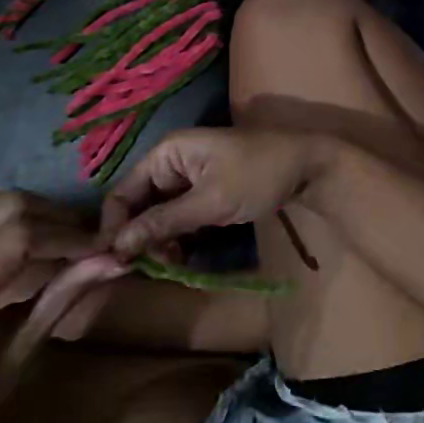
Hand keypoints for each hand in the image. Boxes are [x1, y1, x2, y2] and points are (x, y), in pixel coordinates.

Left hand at [0, 189, 123, 422]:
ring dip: (33, 209)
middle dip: (55, 218)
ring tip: (60, 237)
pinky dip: (4, 209)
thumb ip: (63, 299)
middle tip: (88, 243)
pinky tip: (24, 233)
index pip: (15, 240)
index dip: (65, 236)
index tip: (102, 249)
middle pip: (5, 210)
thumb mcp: (22, 356)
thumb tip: (116, 261)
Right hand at [101, 128, 325, 257]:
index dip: (116, 227)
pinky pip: (179, 217)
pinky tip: (185, 257)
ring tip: (173, 264)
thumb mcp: (210, 202)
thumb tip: (119, 245)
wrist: (307, 168)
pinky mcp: (204, 193)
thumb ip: (164, 222)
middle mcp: (171, 163)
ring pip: (158, 215)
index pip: (123, 192)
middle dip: (141, 237)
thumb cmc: (257, 176)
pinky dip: (179, 237)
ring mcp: (188, 178)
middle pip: (139, 205)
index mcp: (166, 154)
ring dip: (160, 241)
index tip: (116, 263)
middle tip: (153, 268)